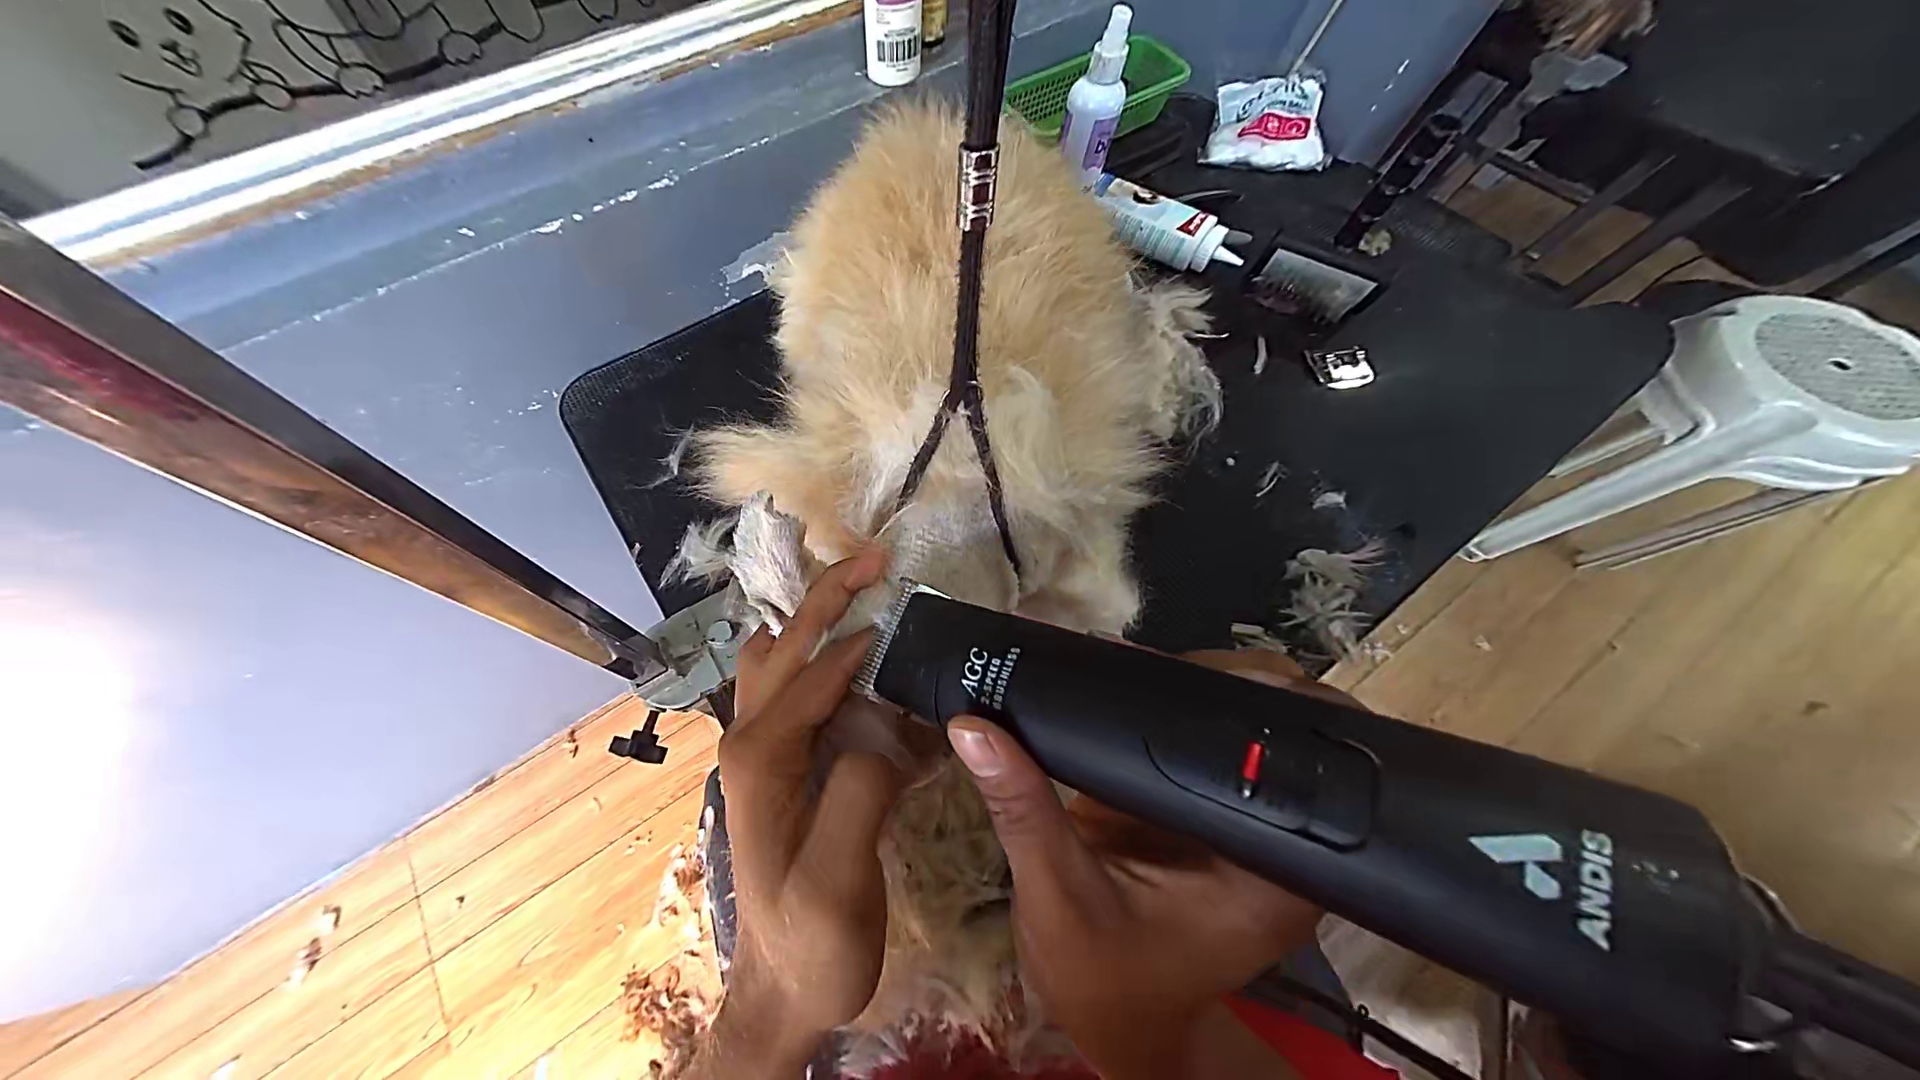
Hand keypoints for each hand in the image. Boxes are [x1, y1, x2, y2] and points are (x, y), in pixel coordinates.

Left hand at [692, 550, 902, 1077]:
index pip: (815, 675)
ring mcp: (765, 745)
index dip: (862, 642)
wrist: (786, 982)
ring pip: (782, 656)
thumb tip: (884, 733)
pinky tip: (864, 654)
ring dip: (821, 616)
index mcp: (761, 757)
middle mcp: (753, 737)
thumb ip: (859, 796)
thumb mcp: (838, 880)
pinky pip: (801, 687)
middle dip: (829, 594)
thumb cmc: (813, 938)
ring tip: (870, 591)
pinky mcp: (785, 758)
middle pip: (786, 643)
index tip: (907, 617)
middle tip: (877, 558)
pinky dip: (827, 655)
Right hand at [947, 649, 1335, 1079]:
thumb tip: (973, 726)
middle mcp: (1269, 837)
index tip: (1176, 672)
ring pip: (1231, 726)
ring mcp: (1233, 818)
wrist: (1111, 1012)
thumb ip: (1022, 808)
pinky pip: (1188, 741)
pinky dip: (1159, 711)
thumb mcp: (1056, 894)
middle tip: (1135, 663)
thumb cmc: (1098, 977)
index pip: (1284, 763)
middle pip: (1271, 728)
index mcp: (1271, 871)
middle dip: (1211, 681)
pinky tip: (1120, 686)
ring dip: (1184, 688)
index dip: (1249, 699)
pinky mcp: (1196, 805)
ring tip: (1123, 664)